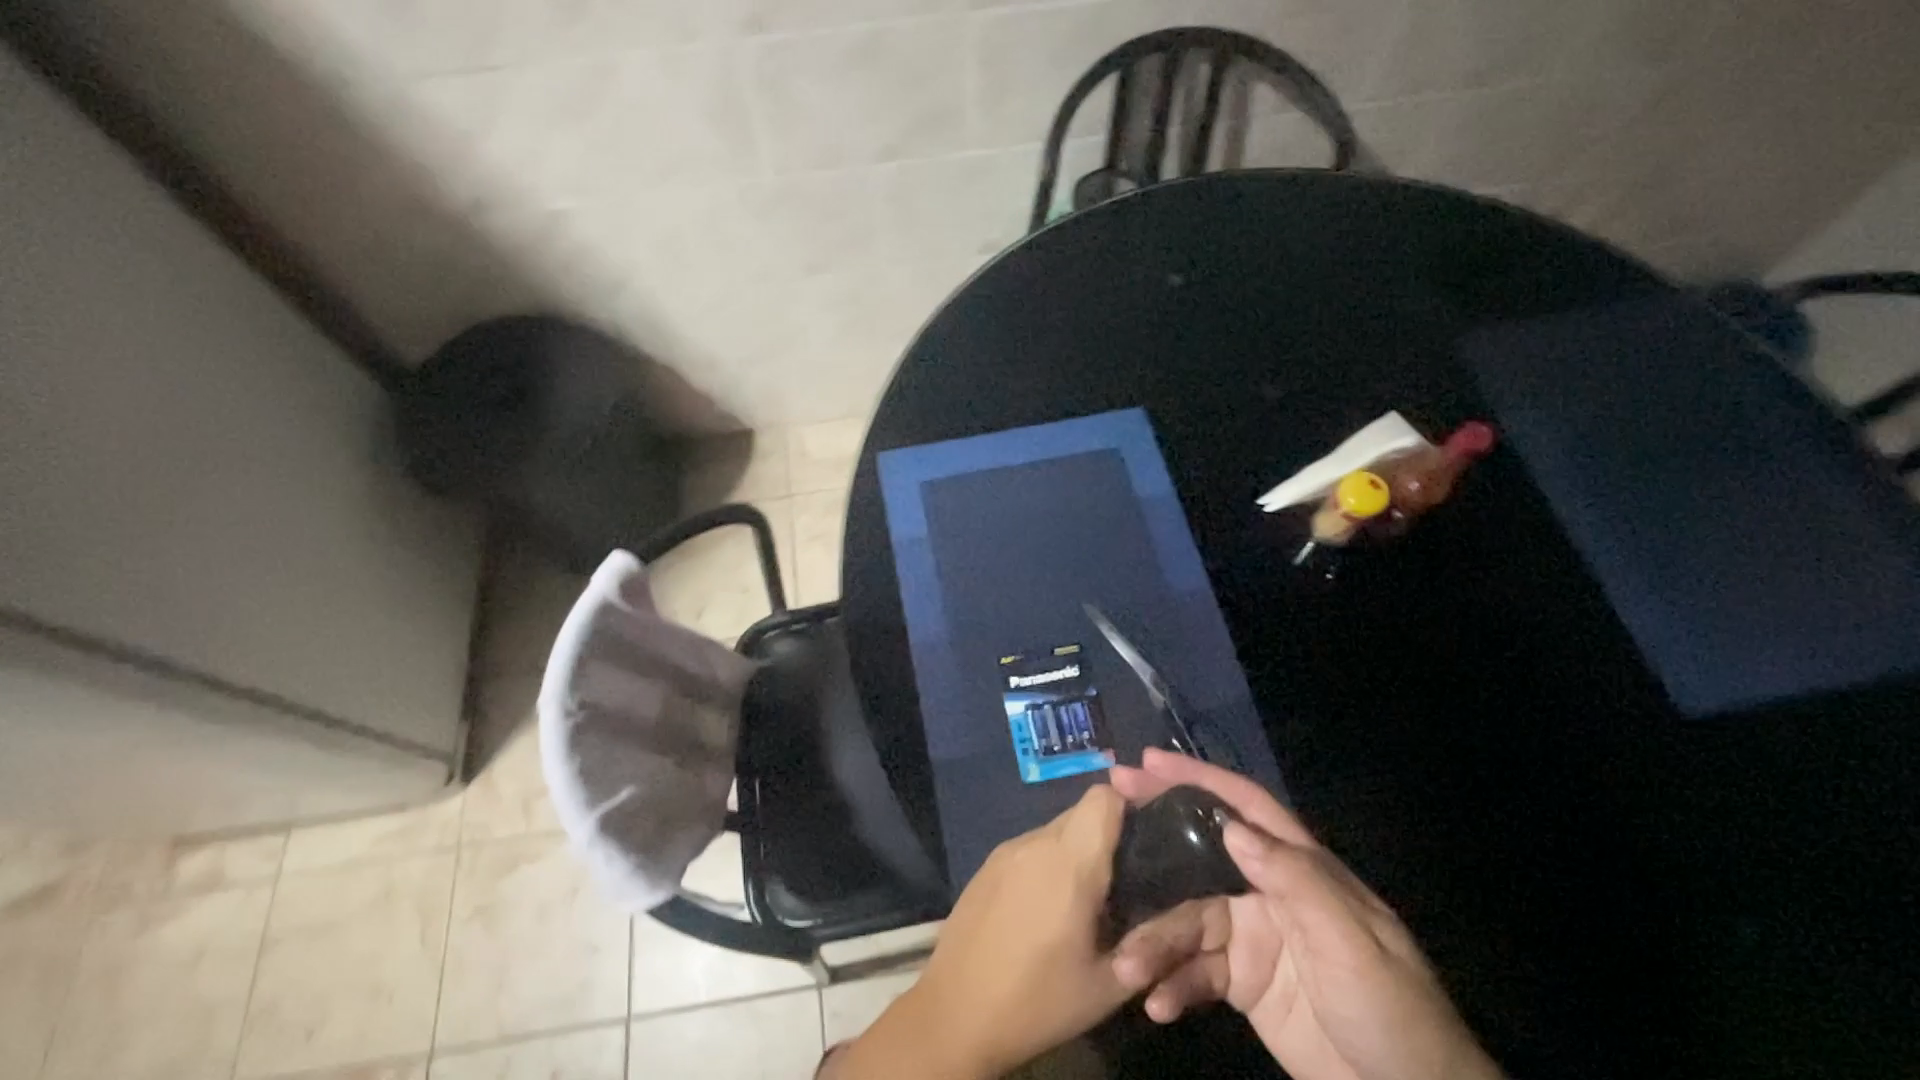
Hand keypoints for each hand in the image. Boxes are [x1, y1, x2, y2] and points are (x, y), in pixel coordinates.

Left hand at [827, 785, 1132, 1079]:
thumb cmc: (1038, 1001)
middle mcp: (1035, 843)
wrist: (954, 1016)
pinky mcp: (984, 868)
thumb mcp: (1109, 984)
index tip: (1147, 844)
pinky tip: (1045, 912)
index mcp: (1069, 862)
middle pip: (1081, 814)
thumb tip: (1165, 913)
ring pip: (1054, 832)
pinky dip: (1046, 867)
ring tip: (1084, 906)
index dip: (1131, 810)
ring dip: (1075, 856)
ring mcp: (1004, 853)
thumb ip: (1146, 941)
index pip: (1105, 797)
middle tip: (1122, 887)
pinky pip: (1029, 851)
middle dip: (1107, 840)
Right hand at [1109, 750, 1501, 1079]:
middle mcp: (1269, 894)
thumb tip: (1231, 826)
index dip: (1199, 778)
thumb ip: (1294, 881)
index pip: (1246, 808)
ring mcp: (1253, 939)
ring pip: (1188, 923)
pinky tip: (1157, 1005)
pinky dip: (1173, 986)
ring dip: (1156, 942)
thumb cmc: (1391, 1009)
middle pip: (1199, 862)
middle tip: (1100, 833)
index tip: (1147, 760)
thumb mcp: (1350, 941)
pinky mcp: (1242, 984)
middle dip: (1152, 848)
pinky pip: (1195, 973)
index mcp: (1302, 870)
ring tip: (1127, 967)